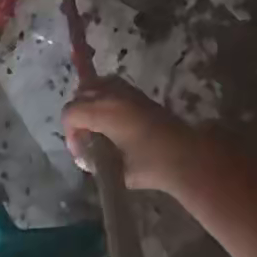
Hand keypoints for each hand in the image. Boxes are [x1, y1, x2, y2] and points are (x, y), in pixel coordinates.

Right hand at [61, 77, 202, 192]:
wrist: (187, 155)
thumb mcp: (119, 171)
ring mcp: (124, 89)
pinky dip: (101, 96)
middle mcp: (111, 94)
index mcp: (105, 112)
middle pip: (80, 95)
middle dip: (77, 116)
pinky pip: (108, 84)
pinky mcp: (135, 91)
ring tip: (95, 126)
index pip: (71, 112)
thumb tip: (85, 160)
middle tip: (86, 140)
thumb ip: (97, 163)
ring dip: (87, 103)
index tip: (80, 152)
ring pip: (93, 85)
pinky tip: (109, 117)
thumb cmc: (153, 165)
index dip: (69, 132)